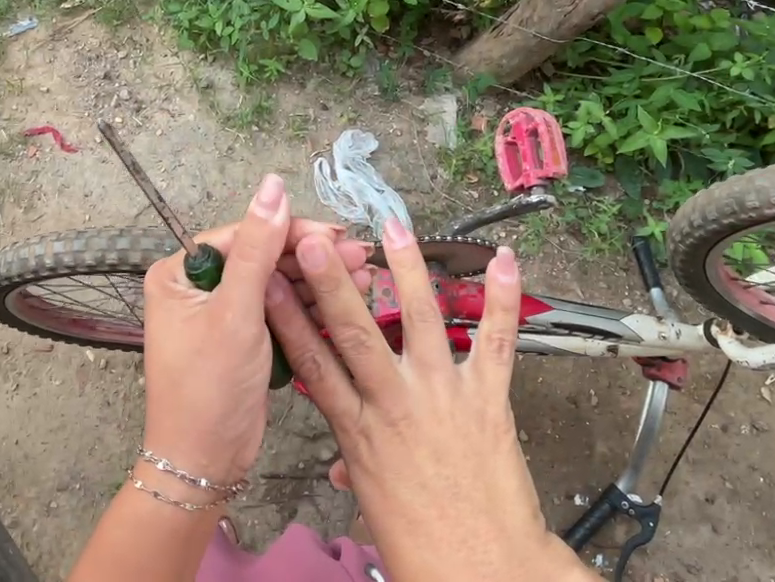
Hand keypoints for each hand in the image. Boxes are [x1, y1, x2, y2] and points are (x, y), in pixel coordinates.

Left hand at [139, 174, 371, 487]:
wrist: (205, 464)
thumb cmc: (209, 387)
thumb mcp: (236, 312)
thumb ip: (258, 247)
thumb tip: (273, 184)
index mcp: (179, 272)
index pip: (242, 234)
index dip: (291, 230)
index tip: (337, 233)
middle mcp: (196, 285)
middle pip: (261, 255)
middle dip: (310, 255)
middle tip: (359, 253)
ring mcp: (221, 311)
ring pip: (275, 281)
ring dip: (316, 277)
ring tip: (362, 272)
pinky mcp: (243, 335)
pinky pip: (279, 308)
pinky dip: (309, 304)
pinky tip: (345, 296)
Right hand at [264, 215, 590, 580]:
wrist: (487, 575)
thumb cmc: (423, 547)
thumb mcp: (372, 502)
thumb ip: (354, 464)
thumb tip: (339, 461)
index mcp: (359, 432)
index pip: (313, 364)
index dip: (288, 320)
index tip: (268, 282)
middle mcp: (395, 405)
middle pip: (355, 333)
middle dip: (332, 283)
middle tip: (313, 242)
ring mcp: (443, 395)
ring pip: (422, 320)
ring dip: (407, 269)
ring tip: (393, 227)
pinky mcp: (488, 399)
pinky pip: (497, 342)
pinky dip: (503, 300)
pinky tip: (505, 262)